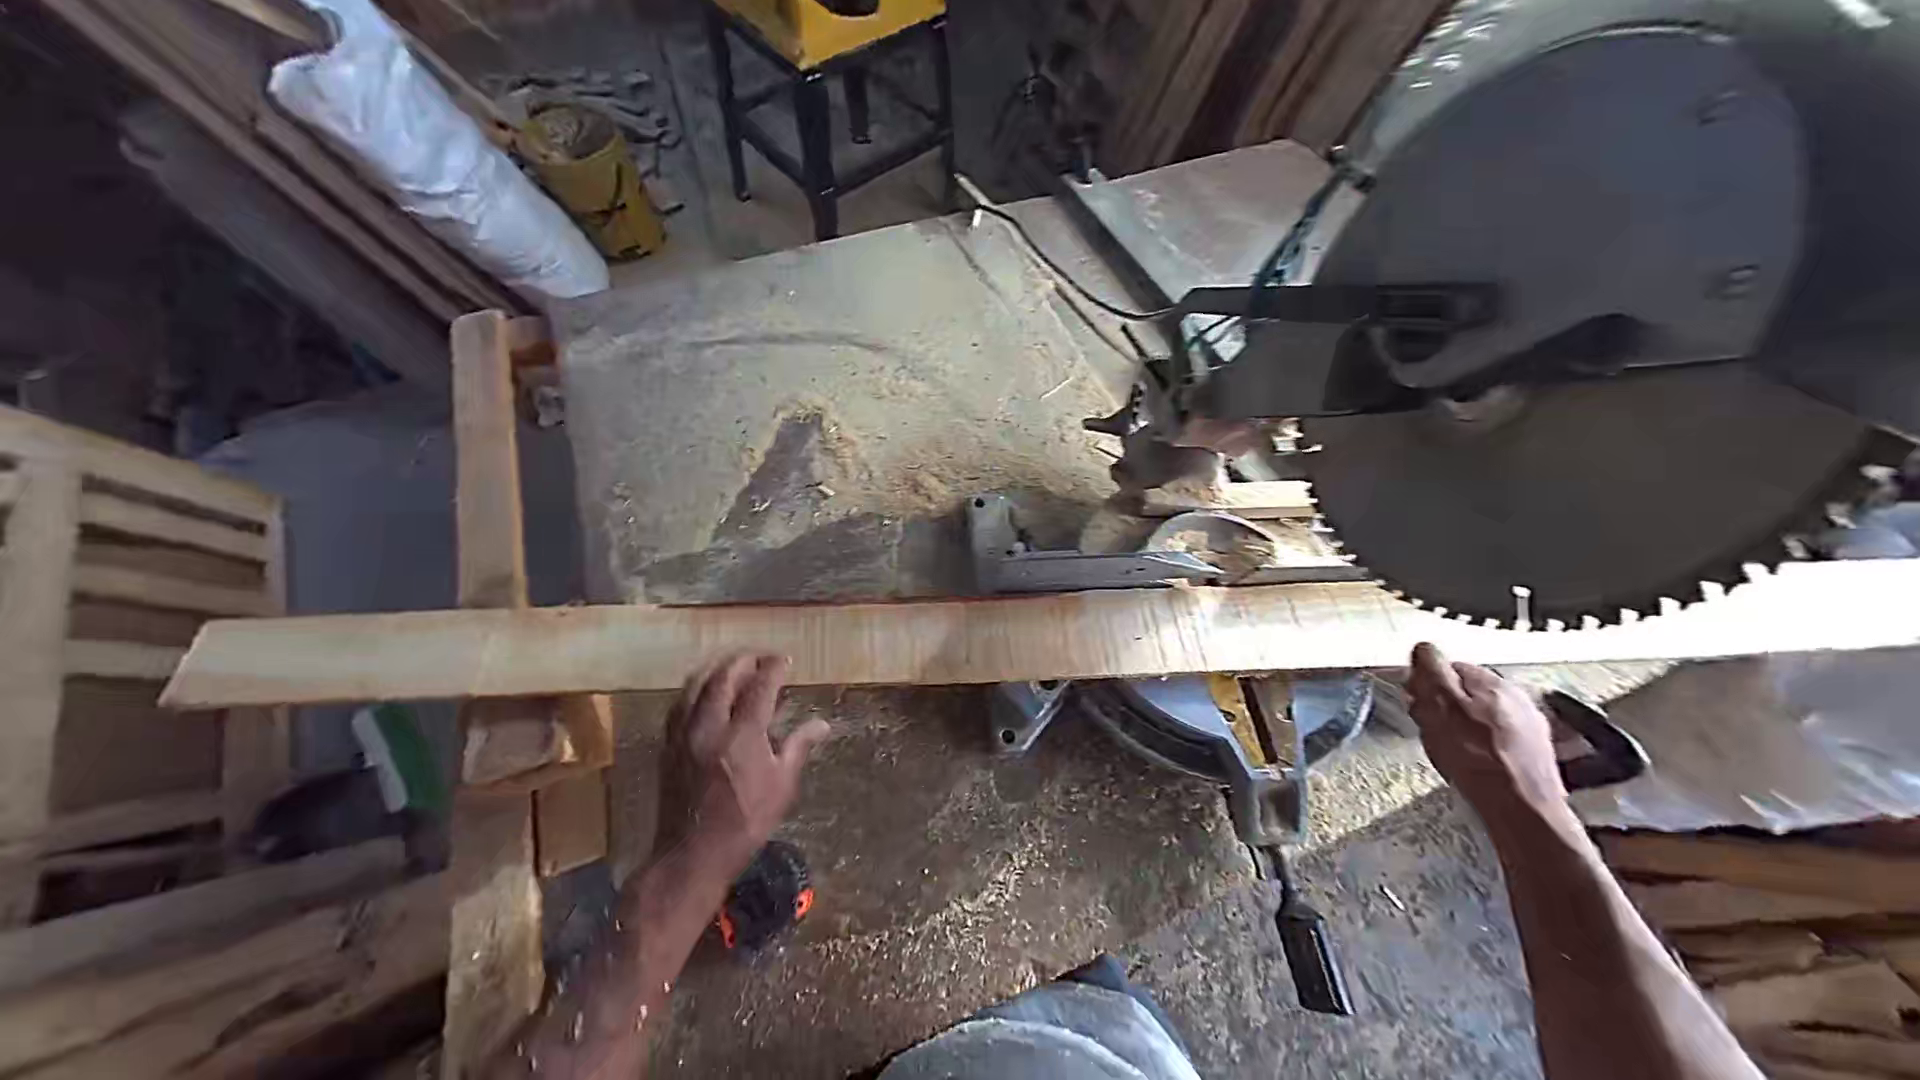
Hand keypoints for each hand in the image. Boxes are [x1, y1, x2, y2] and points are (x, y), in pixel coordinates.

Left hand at [658, 653, 830, 882]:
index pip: (760, 687)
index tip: (785, 660)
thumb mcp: (781, 786)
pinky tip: (704, 688)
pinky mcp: (668, 745)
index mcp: (742, 736)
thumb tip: (822, 724)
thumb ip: (798, 747)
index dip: (774, 668)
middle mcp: (710, 727)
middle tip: (760, 657)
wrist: (692, 855)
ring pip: (697, 685)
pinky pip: (680, 703)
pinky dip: (695, 688)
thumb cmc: (745, 823)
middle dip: (744, 660)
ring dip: (717, 668)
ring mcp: (684, 734)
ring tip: (733, 663)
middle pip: (725, 677)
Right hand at [1406, 642, 1567, 823]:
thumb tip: (1424, 648)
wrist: (1521, 808)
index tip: (1415, 699)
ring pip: (1477, 713)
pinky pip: (1492, 736)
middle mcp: (1516, 698)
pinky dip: (1476, 744)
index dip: (1424, 682)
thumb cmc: (1477, 758)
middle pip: (1463, 689)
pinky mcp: (1531, 751)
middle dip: (1440, 704)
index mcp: (1493, 682)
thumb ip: (1430, 671)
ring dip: (1457, 725)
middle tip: (1428, 725)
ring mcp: (1528, 725)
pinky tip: (1468, 760)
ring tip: (1447, 747)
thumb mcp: (1440, 704)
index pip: (1446, 665)